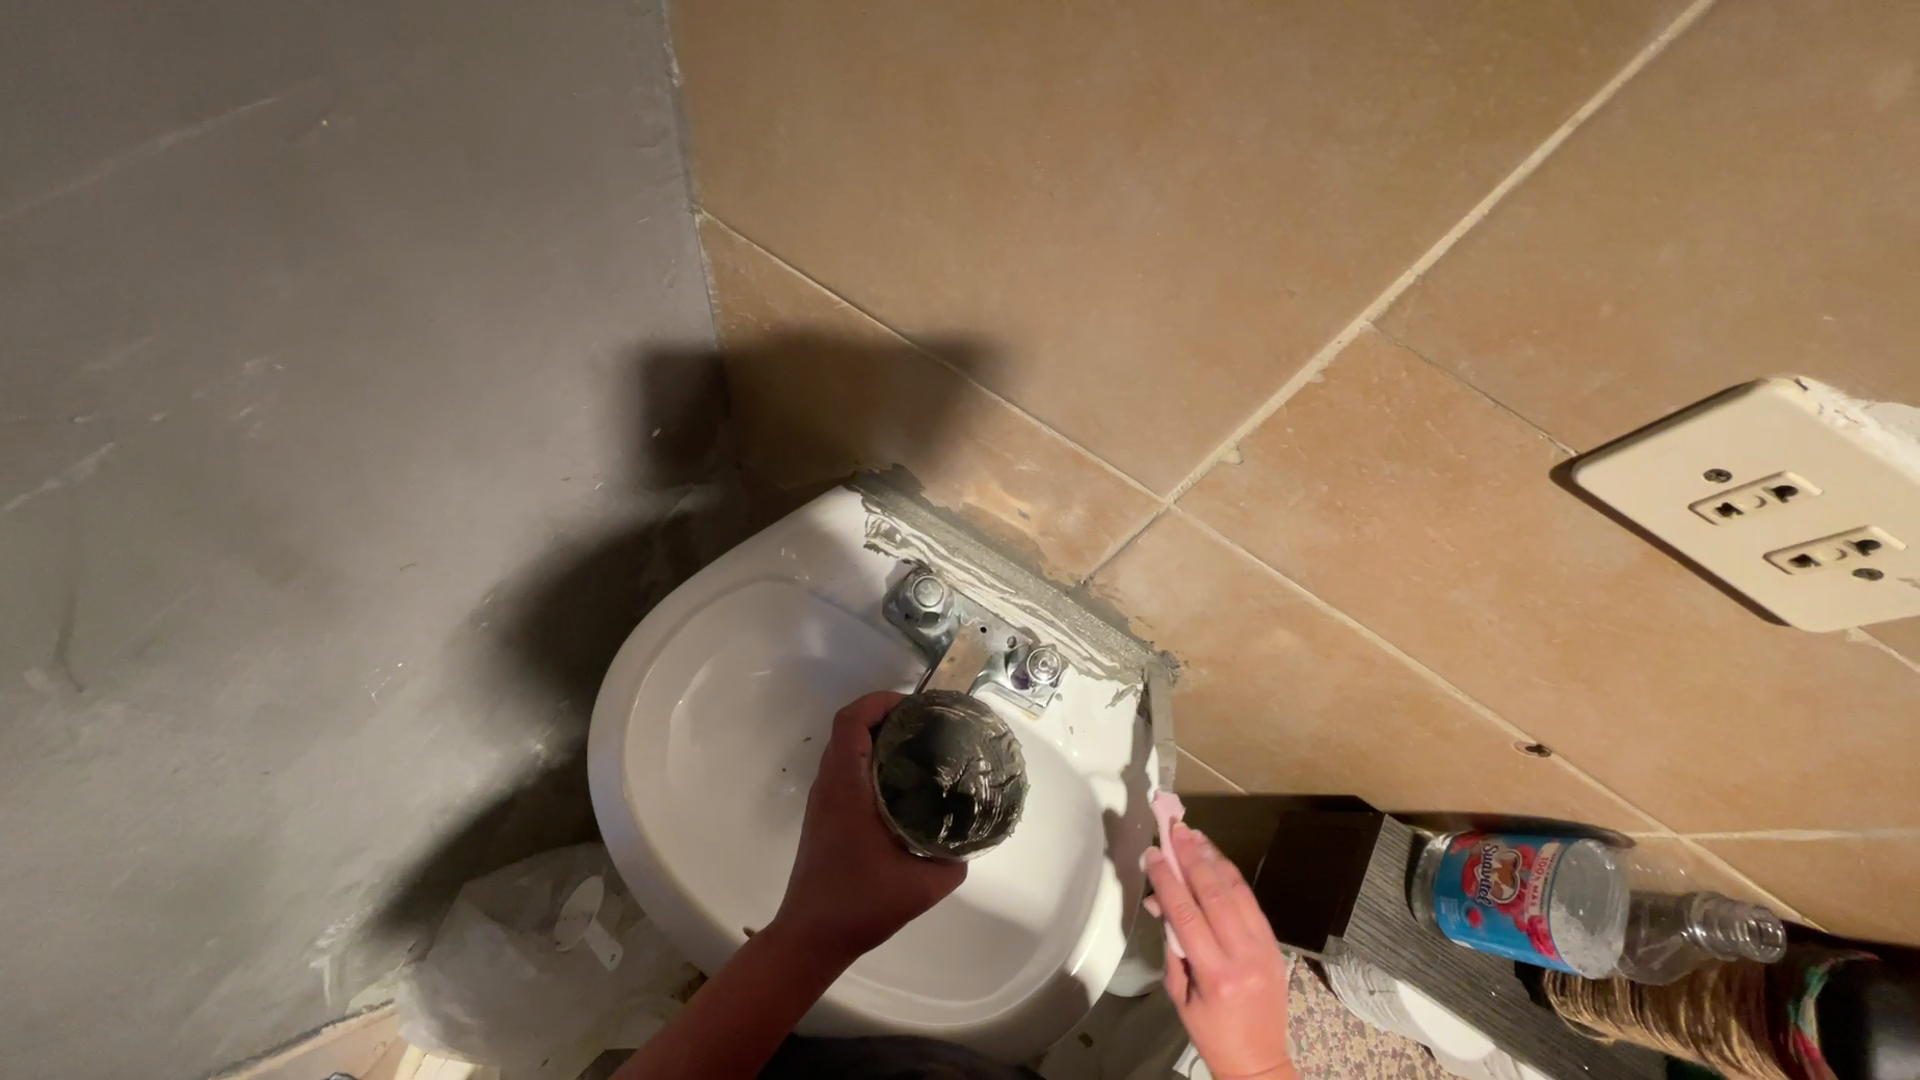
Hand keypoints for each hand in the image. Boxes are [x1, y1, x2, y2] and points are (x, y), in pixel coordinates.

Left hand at [772, 692, 966, 967]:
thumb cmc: (859, 905)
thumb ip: (952, 861)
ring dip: (878, 737)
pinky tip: (902, 783)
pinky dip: (871, 760)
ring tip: (920, 747)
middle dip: (888, 715)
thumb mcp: (920, 886)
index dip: (882, 702)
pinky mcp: (824, 815)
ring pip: (846, 748)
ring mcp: (823, 800)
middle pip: (850, 727)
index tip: (918, 708)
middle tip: (928, 724)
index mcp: (845, 787)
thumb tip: (968, 843)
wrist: (811, 937)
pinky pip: (846, 769)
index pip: (851, 720)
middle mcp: (829, 785)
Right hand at [1144, 824, 1295, 1079]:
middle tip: (1175, 829)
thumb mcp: (1179, 994)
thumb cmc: (1210, 1032)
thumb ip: (1172, 945)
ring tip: (1194, 835)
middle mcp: (1243, 956)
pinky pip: (1251, 902)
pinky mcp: (1274, 945)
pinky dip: (1232, 876)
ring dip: (1213, 859)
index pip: (1186, 914)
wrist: (1259, 1061)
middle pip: (1214, 894)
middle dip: (1191, 857)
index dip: (1168, 879)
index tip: (1153, 853)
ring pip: (1236, 892)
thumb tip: (1162, 901)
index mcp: (1215, 975)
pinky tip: (1217, 859)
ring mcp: (1264, 949)